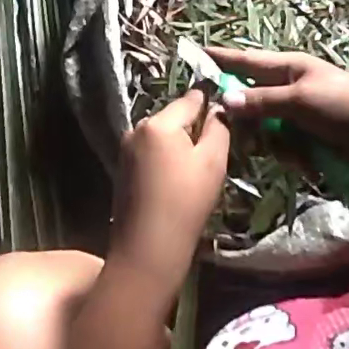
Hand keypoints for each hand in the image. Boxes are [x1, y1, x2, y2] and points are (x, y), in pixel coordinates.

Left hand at [111, 89, 230, 278]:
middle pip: (174, 116)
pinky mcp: (123, 167)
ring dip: (180, 144)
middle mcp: (137, 128)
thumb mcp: (213, 162)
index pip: (191, 99)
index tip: (226, 118)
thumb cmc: (185, 203)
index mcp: (158, 123)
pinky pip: (151, 151)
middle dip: (193, 127)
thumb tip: (219, 107)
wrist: (147, 250)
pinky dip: (166, 158)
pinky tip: (176, 181)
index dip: (211, 104)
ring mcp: (126, 148)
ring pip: (162, 134)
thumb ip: (219, 127)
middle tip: (213, 152)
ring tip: (196, 170)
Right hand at [207, 47, 348, 168]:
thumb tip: (225, 99)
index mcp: (288, 67)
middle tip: (248, 138)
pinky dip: (291, 153)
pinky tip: (306, 162)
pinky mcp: (307, 134)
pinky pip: (283, 143)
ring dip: (274, 143)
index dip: (220, 58)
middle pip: (250, 99)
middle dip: (249, 121)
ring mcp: (298, 111)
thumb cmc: (346, 107)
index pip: (245, 60)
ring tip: (294, 153)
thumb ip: (262, 101)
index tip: (193, 54)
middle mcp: (289, 86)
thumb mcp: (301, 101)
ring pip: (264, 126)